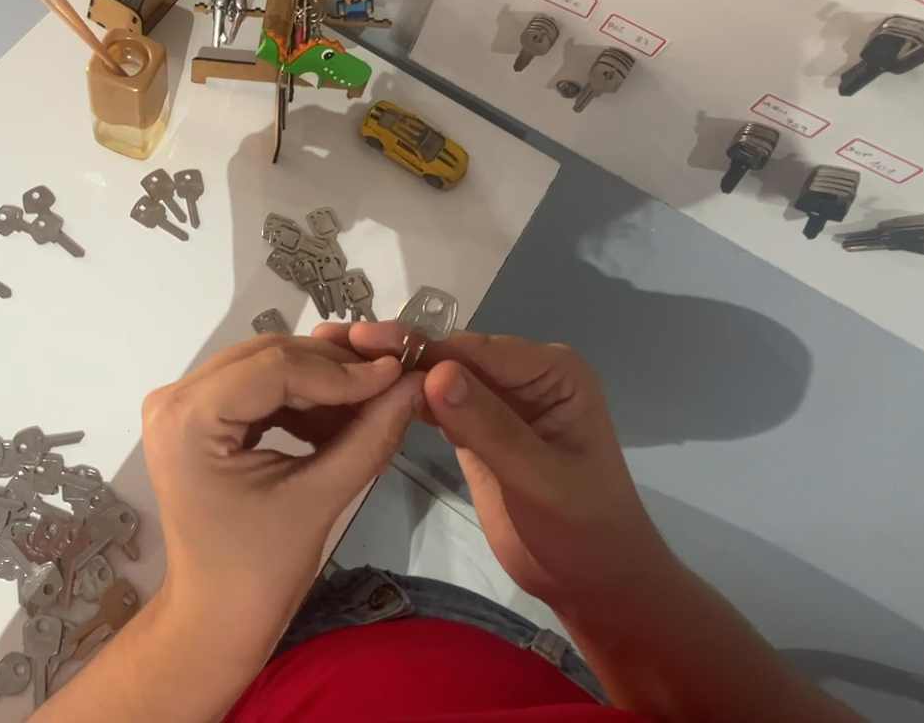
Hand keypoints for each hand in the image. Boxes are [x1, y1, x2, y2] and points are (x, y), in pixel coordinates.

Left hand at [140, 333, 424, 644]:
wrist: (216, 618)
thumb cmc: (258, 573)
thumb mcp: (318, 500)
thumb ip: (368, 436)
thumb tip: (415, 383)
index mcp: (187, 418)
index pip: (274, 367)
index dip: (340, 370)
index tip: (399, 374)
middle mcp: (173, 397)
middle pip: (266, 358)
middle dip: (332, 370)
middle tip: (391, 384)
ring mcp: (180, 403)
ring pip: (264, 367)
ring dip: (318, 383)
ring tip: (369, 405)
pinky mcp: (195, 414)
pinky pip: (254, 387)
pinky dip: (297, 399)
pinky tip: (335, 420)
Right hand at [316, 323, 674, 619]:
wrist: (593, 586)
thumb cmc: (583, 532)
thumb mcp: (539, 479)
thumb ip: (488, 426)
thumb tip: (433, 373)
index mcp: (551, 371)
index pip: (473, 348)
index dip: (417, 342)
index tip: (361, 338)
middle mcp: (521, 373)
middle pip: (447, 354)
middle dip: (391, 348)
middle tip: (330, 340)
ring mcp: (494, 397)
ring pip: (433, 374)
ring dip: (387, 370)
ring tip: (331, 357)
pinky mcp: (472, 423)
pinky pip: (430, 401)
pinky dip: (397, 397)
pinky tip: (358, 392)